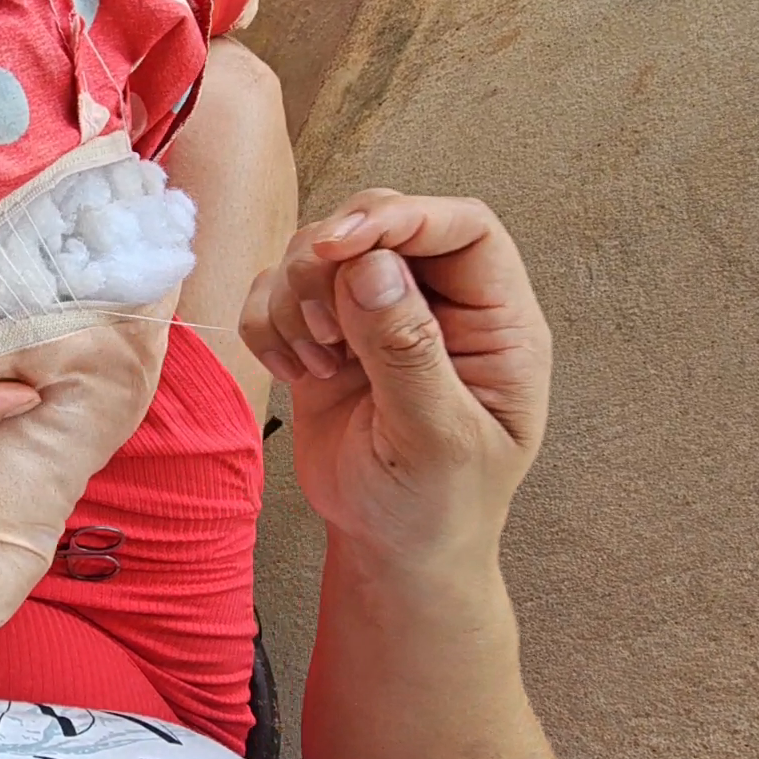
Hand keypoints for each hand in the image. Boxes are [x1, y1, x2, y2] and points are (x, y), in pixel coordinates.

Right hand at [239, 190, 551, 560]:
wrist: (386, 539)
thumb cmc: (433, 501)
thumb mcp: (434, 436)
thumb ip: (407, 349)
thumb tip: (371, 266)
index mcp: (493, 321)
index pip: (457, 226)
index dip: (396, 219)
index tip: (334, 248)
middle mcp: (431, 306)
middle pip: (371, 226)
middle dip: (326, 268)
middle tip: (324, 336)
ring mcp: (367, 319)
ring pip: (310, 259)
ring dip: (292, 308)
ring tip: (315, 368)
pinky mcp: (316, 339)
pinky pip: (270, 299)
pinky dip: (264, 329)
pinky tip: (291, 374)